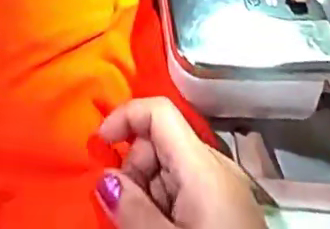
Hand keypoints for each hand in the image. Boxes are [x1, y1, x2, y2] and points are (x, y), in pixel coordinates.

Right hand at [95, 98, 265, 228]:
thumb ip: (132, 208)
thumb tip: (104, 179)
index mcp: (204, 168)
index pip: (158, 111)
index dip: (123, 117)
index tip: (98, 148)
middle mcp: (218, 171)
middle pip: (161, 141)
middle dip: (132, 167)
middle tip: (122, 209)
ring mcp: (228, 194)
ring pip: (171, 168)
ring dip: (147, 191)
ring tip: (143, 227)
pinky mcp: (231, 217)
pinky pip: (187, 192)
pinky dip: (166, 206)